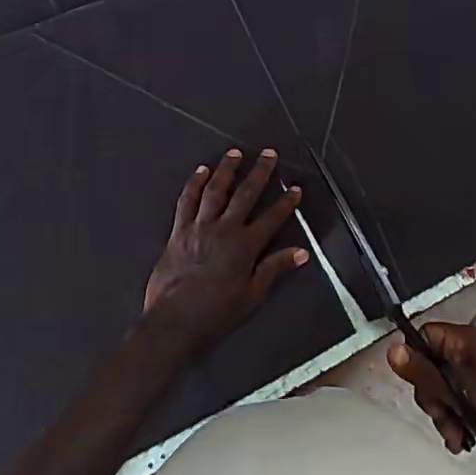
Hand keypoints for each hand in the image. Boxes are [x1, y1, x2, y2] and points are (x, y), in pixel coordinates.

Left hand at [141, 148, 308, 358]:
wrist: (174, 321)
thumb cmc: (216, 313)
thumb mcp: (252, 295)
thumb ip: (274, 269)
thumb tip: (301, 252)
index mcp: (244, 246)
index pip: (271, 218)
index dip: (286, 202)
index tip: (296, 188)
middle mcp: (223, 230)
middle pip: (245, 195)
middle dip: (259, 173)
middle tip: (269, 154)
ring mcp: (199, 227)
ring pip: (215, 190)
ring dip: (226, 169)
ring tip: (235, 152)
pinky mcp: (178, 231)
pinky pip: (187, 201)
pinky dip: (194, 183)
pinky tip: (200, 171)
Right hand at [388, 322, 475, 474]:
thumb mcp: (461, 392)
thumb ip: (425, 373)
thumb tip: (392, 350)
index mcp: (467, 341)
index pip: (424, 336)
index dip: (417, 360)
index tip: (421, 384)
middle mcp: (469, 353)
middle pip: (428, 365)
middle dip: (432, 395)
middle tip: (444, 413)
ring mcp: (474, 377)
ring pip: (438, 388)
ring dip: (442, 413)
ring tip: (456, 434)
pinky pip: (452, 404)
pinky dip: (452, 421)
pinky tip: (460, 439)